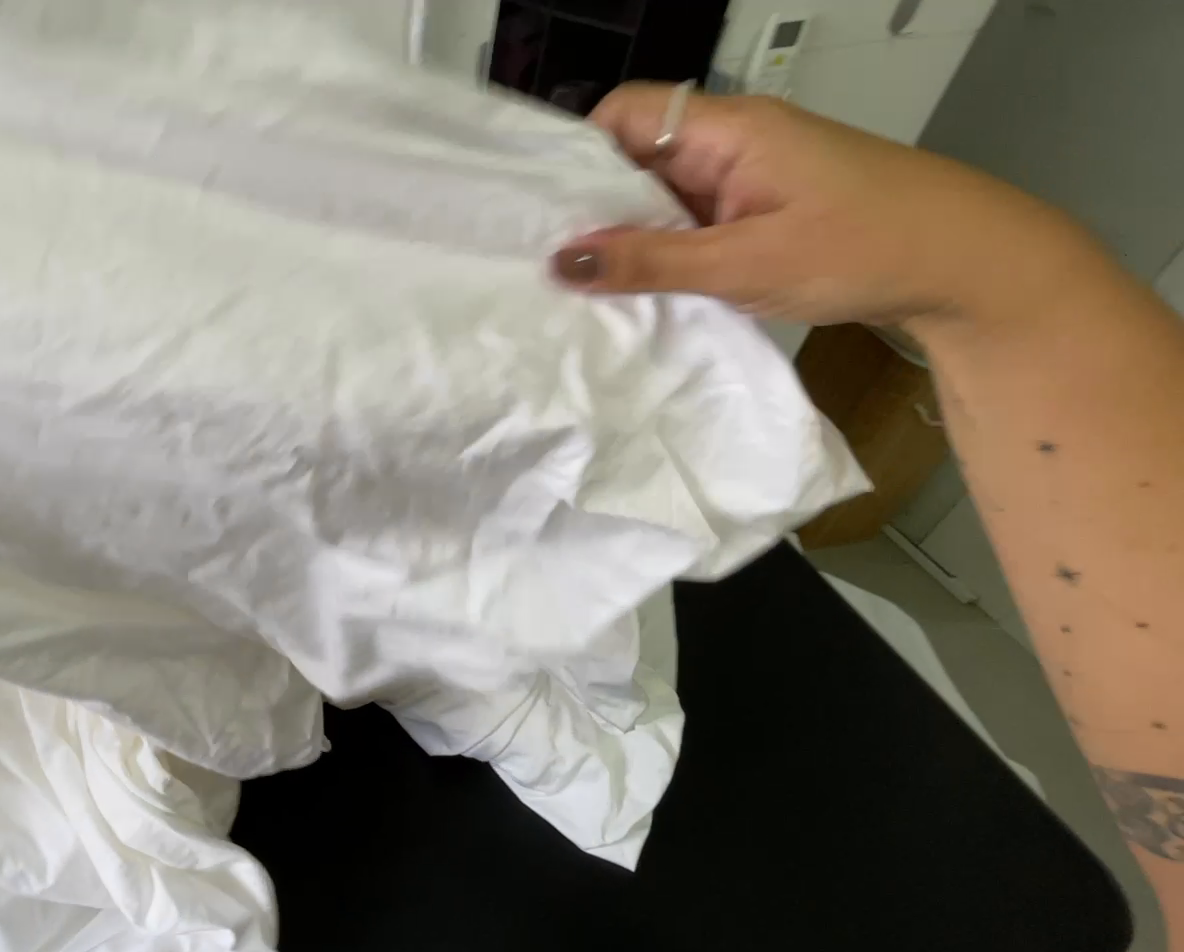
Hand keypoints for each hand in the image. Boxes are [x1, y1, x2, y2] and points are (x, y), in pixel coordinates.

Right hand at [552, 83, 1080, 333]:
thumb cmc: (869, 247)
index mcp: (730, 130)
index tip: (539, 207)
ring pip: (653, 194)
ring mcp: (739, 179)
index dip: (576, 152)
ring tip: (581, 279)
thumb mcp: (744, 263)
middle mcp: (728, 144)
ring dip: (621, 234)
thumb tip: (563, 261)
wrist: (965, 266)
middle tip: (547, 256)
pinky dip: (653, 251)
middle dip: (588, 204)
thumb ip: (649, 261)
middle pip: (631, 155)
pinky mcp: (747, 212)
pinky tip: (633, 285)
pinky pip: (681, 222)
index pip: (626, 113)